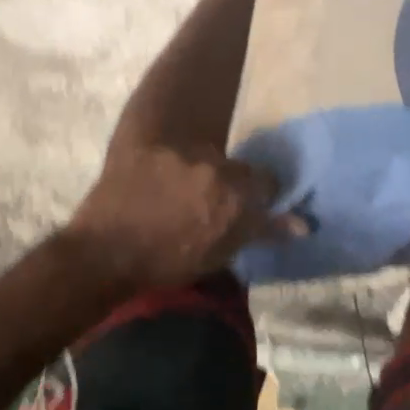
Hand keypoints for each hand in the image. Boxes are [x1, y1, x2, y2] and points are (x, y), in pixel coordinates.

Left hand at [65, 145, 290, 287]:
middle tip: (211, 204)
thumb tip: (305, 225)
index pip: (268, 181)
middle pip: (238, 168)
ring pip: (206, 157)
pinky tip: (158, 184)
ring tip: (180, 195)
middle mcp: (216, 167)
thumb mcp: (223, 252)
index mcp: (237, 194)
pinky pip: (175, 151)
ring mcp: (183, 154)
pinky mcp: (152, 146)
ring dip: (200, 173)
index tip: (246, 209)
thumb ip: (265, 230)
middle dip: (230, 184)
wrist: (105, 255)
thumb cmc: (168, 262)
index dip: (259, 196)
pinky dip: (172, 165)